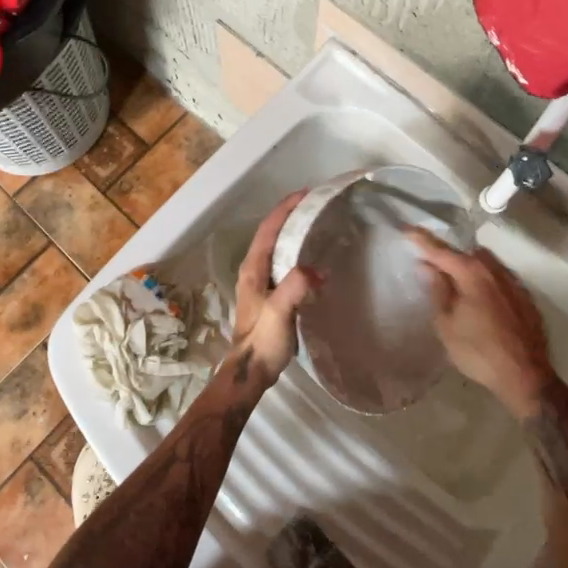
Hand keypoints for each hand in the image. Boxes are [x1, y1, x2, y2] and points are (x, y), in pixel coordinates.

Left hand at [228, 191, 321, 388]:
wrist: (250, 373)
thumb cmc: (262, 342)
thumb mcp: (280, 313)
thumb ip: (295, 288)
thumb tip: (316, 269)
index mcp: (253, 269)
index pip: (268, 229)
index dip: (285, 209)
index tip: (305, 194)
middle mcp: (253, 271)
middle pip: (271, 234)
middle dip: (290, 215)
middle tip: (315, 205)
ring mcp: (259, 283)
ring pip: (276, 248)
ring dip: (292, 232)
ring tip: (316, 224)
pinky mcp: (268, 295)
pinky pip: (283, 263)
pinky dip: (296, 251)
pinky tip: (311, 258)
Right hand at [408, 230, 556, 417]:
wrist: (526, 376)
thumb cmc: (478, 351)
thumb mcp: (447, 325)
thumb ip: (436, 290)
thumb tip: (427, 266)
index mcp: (471, 273)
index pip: (441, 251)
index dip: (422, 240)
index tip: (407, 228)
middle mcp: (494, 270)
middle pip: (466, 254)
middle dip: (449, 256)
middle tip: (433, 266)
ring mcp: (514, 283)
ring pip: (487, 264)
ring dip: (470, 267)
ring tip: (458, 282)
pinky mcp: (526, 298)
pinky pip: (501, 279)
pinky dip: (487, 282)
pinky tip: (483, 299)